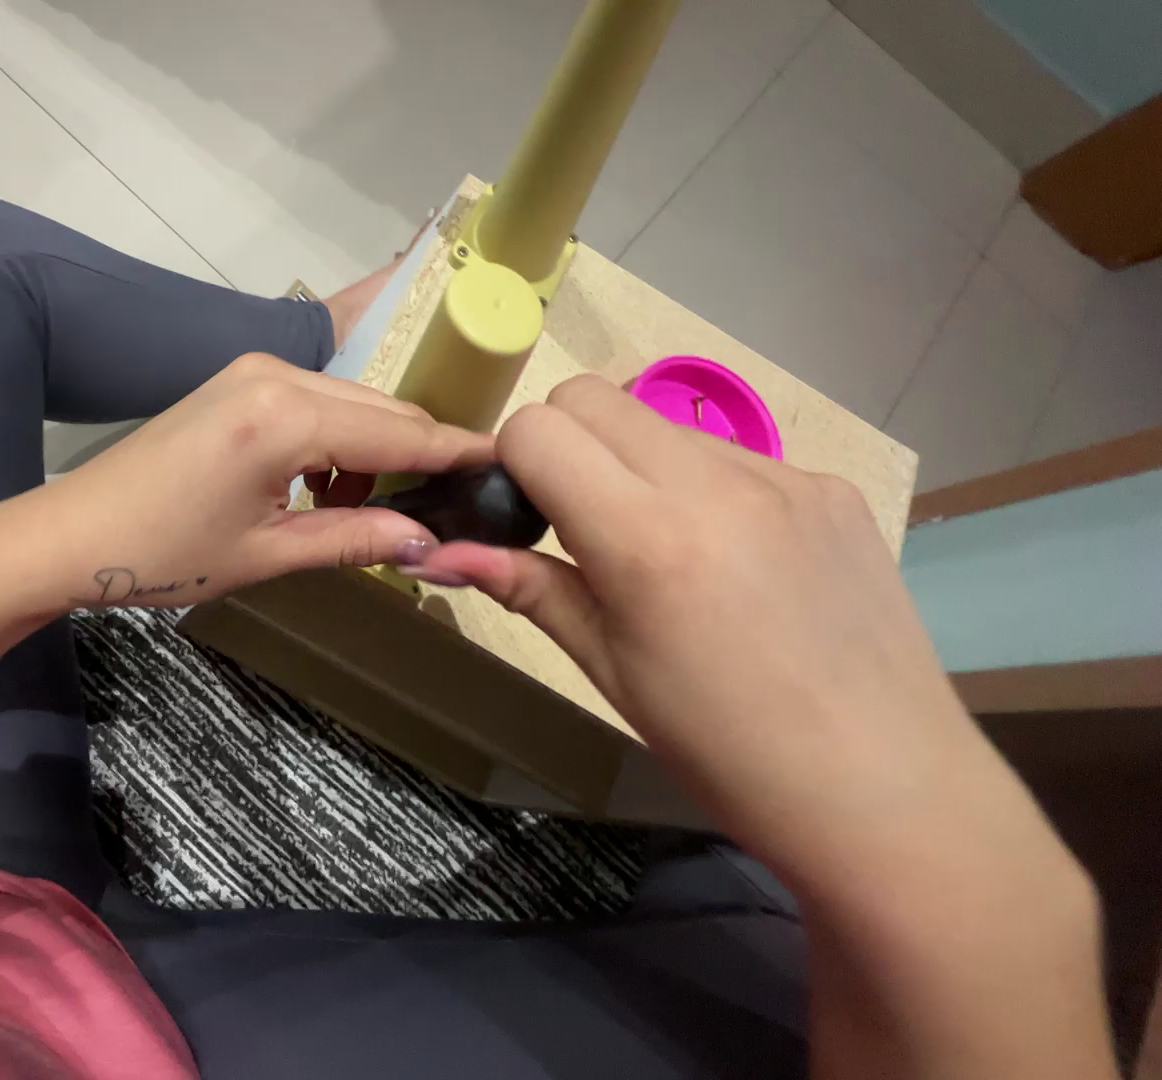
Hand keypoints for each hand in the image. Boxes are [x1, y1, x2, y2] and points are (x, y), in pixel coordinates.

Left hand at [6, 352, 491, 608]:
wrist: (72, 534)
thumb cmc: (163, 554)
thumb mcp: (267, 555)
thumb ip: (355, 539)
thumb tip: (430, 543)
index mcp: (286, 417)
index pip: (401, 433)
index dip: (458, 455)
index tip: (508, 469)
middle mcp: (276, 373)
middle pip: (383, 409)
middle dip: (421, 455)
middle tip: (449, 507)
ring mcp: (252, 370)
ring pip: (351, 403)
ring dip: (376, 451)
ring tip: (371, 513)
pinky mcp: (235, 381)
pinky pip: (314, 402)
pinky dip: (337, 440)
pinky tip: (324, 487)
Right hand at [405, 376, 1039, 877]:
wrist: (883, 791)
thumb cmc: (717, 745)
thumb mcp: (600, 665)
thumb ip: (520, 586)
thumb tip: (433, 553)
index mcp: (647, 538)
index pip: (538, 428)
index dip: (511, 464)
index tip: (520, 514)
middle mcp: (718, 483)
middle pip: (591, 395)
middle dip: (558, 442)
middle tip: (571, 518)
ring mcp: (785, 476)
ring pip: (656, 416)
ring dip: (625, 458)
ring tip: (651, 542)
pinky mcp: (828, 486)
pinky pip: (724, 450)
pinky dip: (692, 481)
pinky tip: (720, 555)